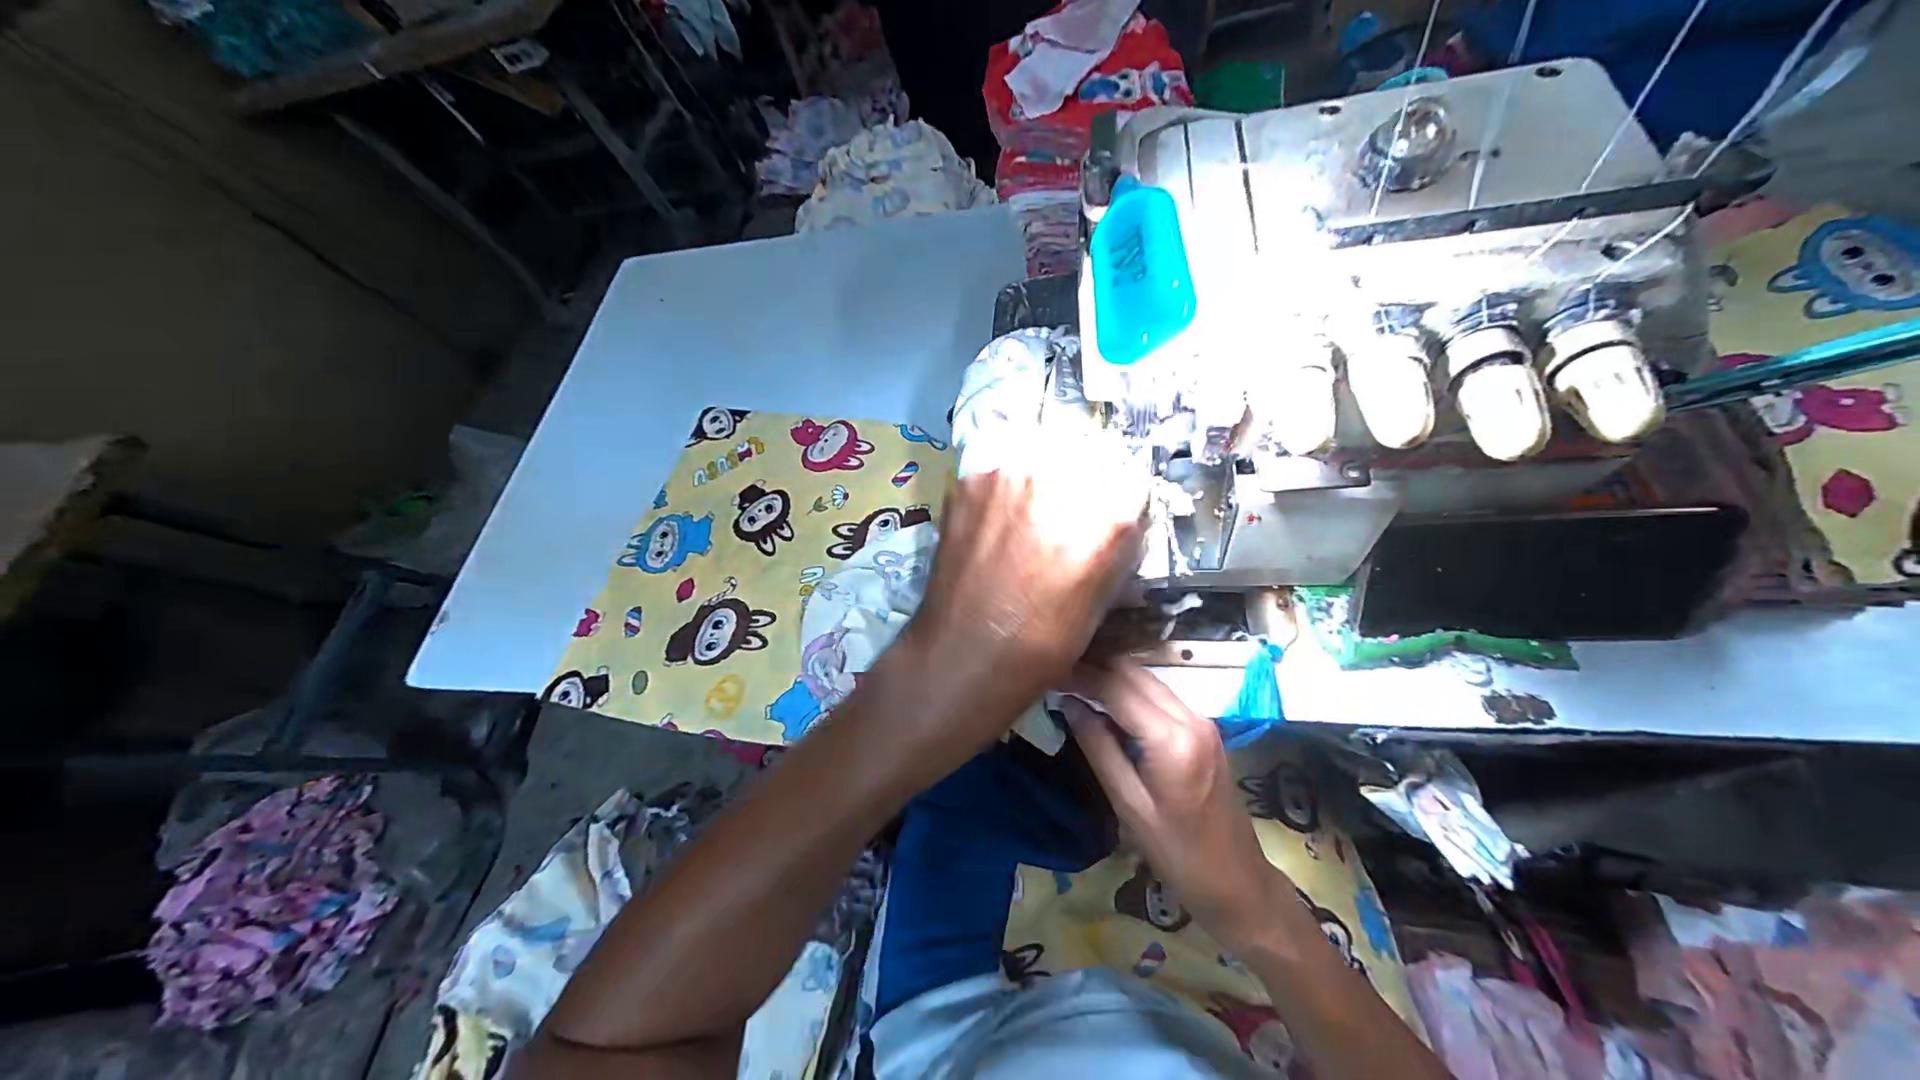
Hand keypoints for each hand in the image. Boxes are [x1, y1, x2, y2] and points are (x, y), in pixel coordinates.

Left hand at [902, 468, 1143, 724]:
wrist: (963, 651)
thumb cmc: (1041, 643)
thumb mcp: (1100, 600)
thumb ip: (1114, 548)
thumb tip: (1115, 523)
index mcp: (1107, 518)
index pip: (1131, 481)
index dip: (1119, 499)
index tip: (1105, 514)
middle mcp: (1062, 482)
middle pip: (1086, 458)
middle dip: (1080, 483)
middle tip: (1060, 518)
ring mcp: (1011, 475)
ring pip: (1039, 456)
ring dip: (1038, 480)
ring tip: (1024, 518)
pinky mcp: (971, 479)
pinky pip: (999, 470)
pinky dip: (1002, 488)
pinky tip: (993, 521)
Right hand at [1063, 661, 1287, 945]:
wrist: (1238, 882)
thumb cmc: (1178, 855)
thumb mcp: (1128, 804)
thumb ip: (1098, 747)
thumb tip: (1069, 704)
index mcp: (1172, 739)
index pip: (1116, 686)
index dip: (1079, 675)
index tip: (1047, 672)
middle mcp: (1191, 718)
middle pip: (1133, 672)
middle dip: (1092, 667)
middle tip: (1055, 674)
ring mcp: (1201, 720)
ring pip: (1146, 678)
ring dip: (1110, 676)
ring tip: (1072, 684)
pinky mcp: (1203, 728)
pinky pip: (1159, 695)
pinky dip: (1128, 690)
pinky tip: (1104, 702)